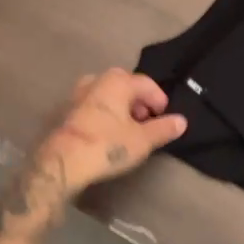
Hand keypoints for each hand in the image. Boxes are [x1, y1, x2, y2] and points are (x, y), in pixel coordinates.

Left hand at [33, 68, 186, 196]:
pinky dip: (103, 114)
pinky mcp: (64, 111)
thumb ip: (163, 128)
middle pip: (125, 85)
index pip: (146, 84)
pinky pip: (92, 106)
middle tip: (146, 122)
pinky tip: (106, 133)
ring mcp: (77, 94)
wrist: (61, 163)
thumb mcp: (142, 141)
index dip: (159, 100)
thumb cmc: (106, 146)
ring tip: (127, 129)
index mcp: (117, 81)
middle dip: (138, 102)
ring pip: (106, 95)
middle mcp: (96, 80)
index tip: (164, 117)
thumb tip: (182, 121)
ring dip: (120, 108)